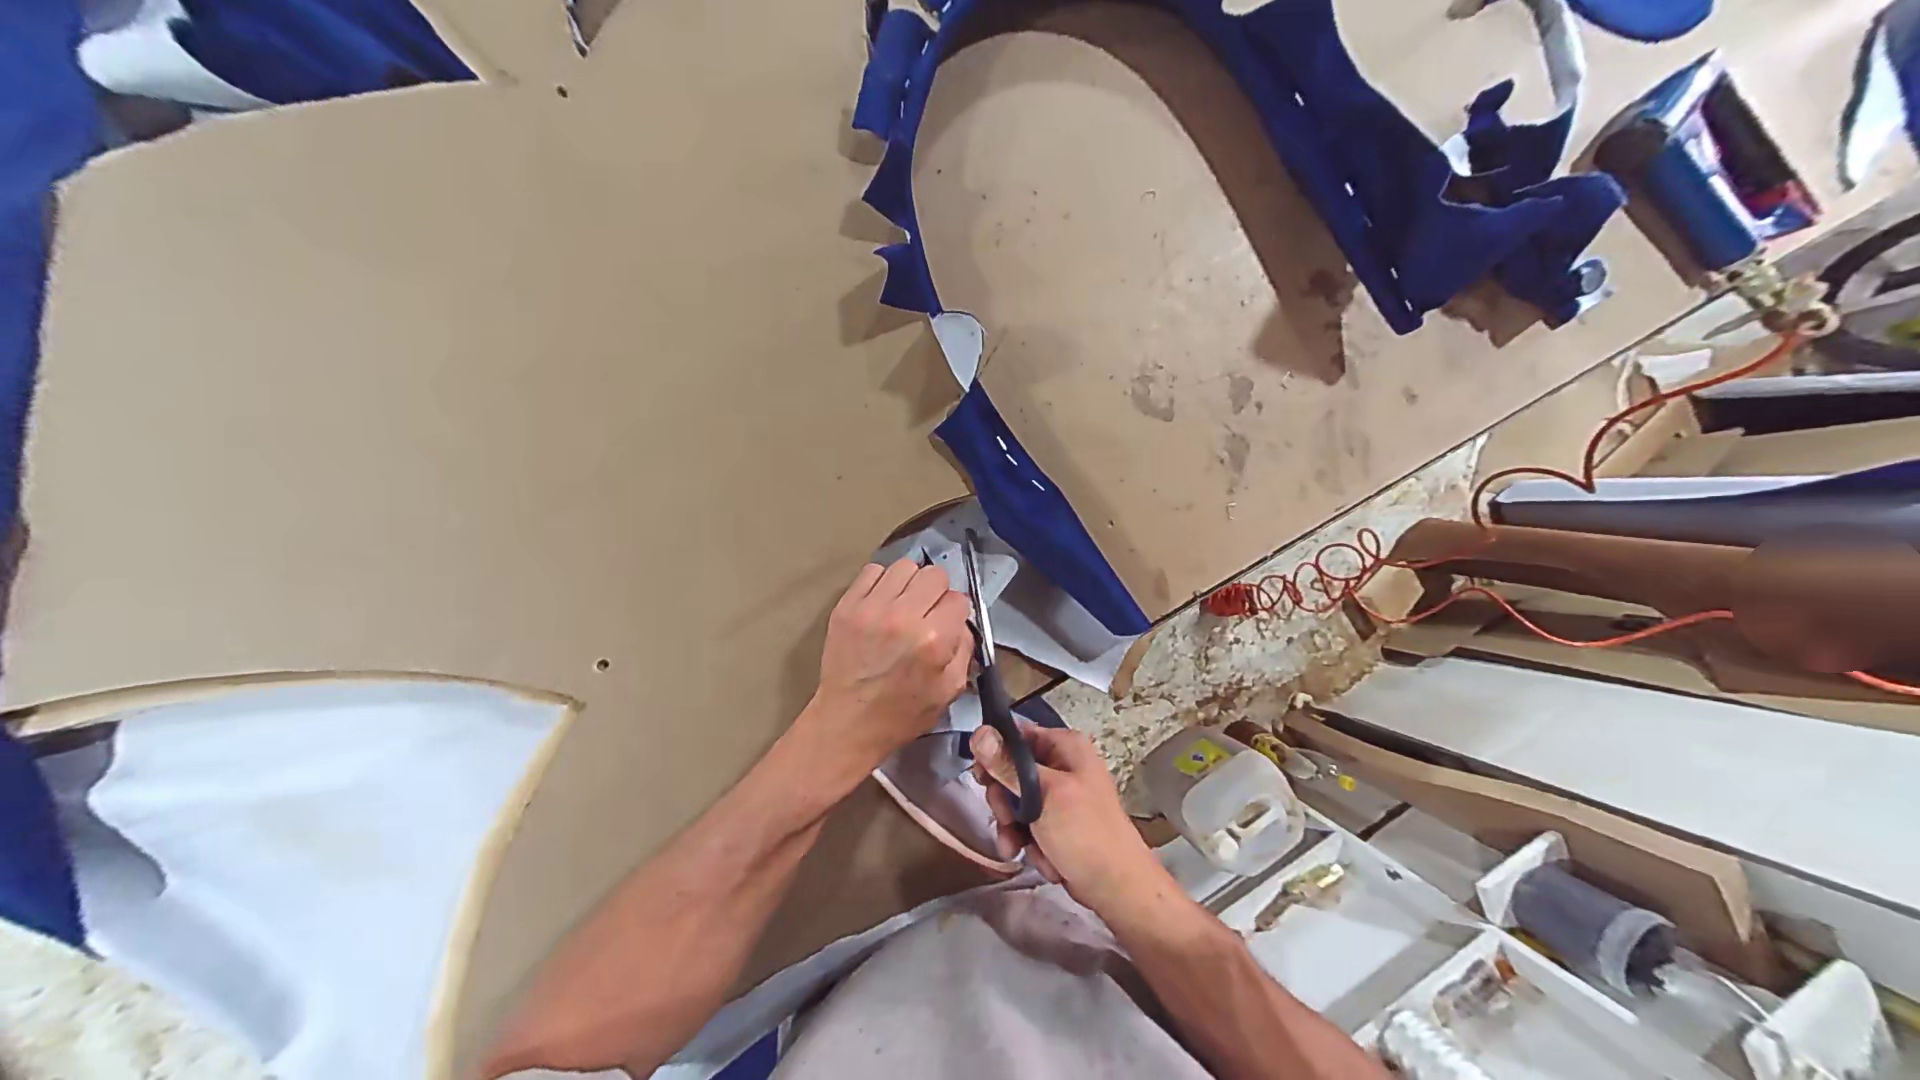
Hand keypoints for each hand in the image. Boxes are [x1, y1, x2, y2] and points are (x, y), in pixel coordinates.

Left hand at [796, 559, 973, 782]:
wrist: (848, 722)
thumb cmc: (902, 713)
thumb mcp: (950, 690)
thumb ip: (964, 648)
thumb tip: (960, 620)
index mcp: (933, 640)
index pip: (958, 599)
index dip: (956, 612)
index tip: (947, 623)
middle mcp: (903, 616)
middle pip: (934, 575)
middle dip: (937, 592)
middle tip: (928, 612)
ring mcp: (871, 608)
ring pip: (905, 567)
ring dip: (910, 584)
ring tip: (904, 604)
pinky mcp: (846, 606)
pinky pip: (872, 571)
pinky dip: (882, 582)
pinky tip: (882, 603)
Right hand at [971, 721, 1165, 915]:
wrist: (1116, 888)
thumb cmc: (1085, 833)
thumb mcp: (1044, 795)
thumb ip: (1008, 766)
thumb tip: (979, 733)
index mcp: (1065, 746)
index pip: (1017, 735)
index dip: (994, 753)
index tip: (981, 778)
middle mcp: (1063, 763)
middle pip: (1011, 770)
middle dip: (1005, 800)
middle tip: (1007, 818)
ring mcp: (1059, 794)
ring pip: (1015, 800)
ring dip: (1012, 826)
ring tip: (1017, 846)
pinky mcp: (1056, 821)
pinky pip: (1027, 823)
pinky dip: (1026, 840)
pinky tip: (1036, 856)